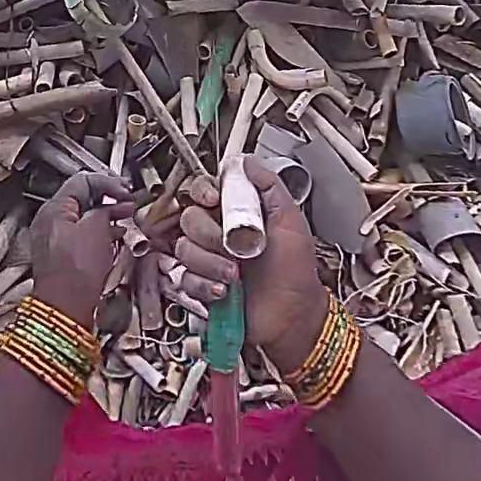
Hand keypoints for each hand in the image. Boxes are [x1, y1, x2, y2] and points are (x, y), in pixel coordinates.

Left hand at [28, 172, 132, 327]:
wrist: (67, 308)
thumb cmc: (78, 270)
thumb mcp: (97, 228)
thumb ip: (105, 209)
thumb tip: (111, 205)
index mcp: (54, 209)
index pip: (83, 181)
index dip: (108, 183)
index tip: (125, 190)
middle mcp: (49, 220)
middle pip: (82, 197)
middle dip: (108, 198)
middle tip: (128, 202)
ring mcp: (53, 238)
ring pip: (84, 216)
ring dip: (106, 215)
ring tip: (126, 217)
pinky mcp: (61, 255)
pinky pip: (82, 233)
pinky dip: (100, 231)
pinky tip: (115, 236)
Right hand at [175, 156, 328, 372]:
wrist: (294, 319)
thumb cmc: (296, 273)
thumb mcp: (290, 222)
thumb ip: (271, 188)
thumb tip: (248, 162)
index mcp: (236, 214)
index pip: (204, 190)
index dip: (202, 191)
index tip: (213, 200)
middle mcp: (218, 234)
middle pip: (189, 217)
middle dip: (208, 234)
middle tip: (230, 246)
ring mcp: (209, 260)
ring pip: (184, 248)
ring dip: (209, 263)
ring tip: (233, 275)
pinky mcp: (202, 285)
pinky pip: (185, 278)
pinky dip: (204, 284)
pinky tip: (224, 290)